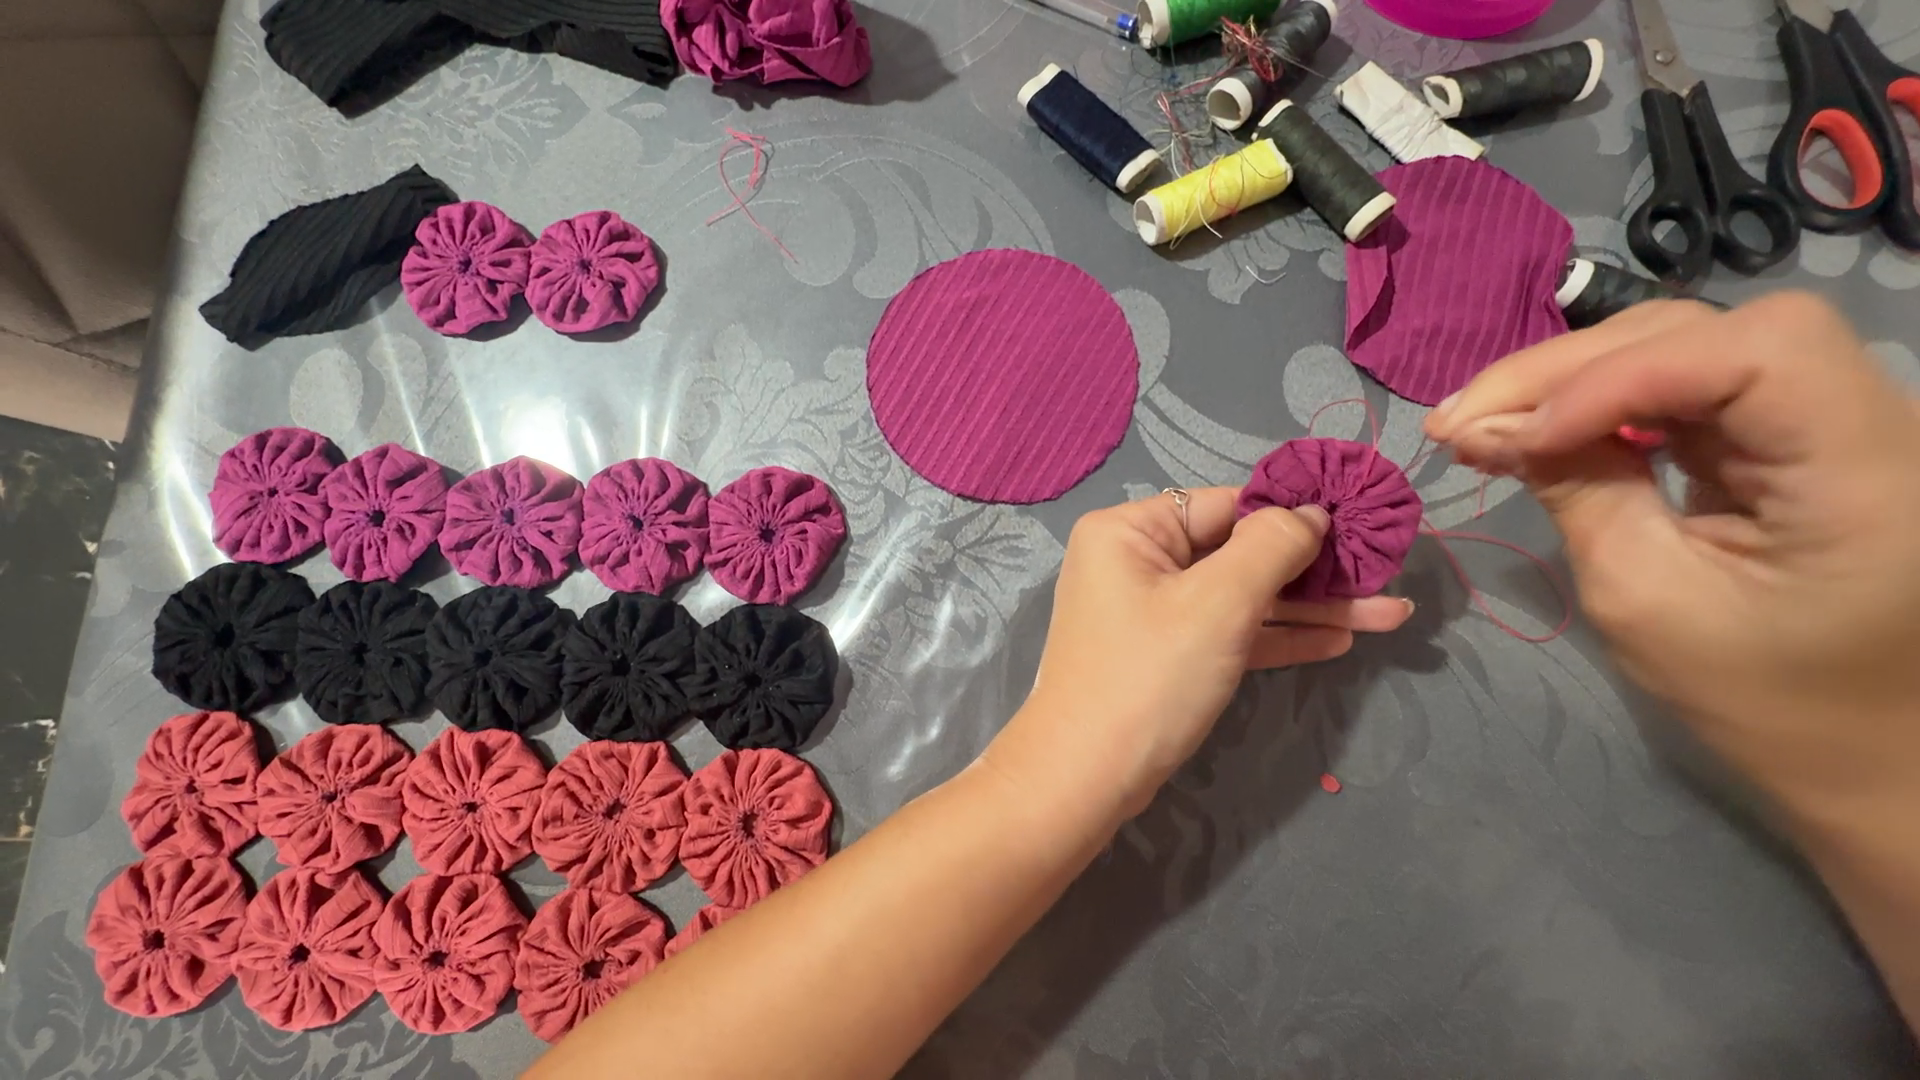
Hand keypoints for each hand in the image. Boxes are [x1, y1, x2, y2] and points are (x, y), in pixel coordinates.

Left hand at [984, 487, 1413, 817]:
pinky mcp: (1166, 655)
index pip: (1224, 505)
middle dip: (1312, 567)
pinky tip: (1339, 639)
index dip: (1291, 513)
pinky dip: (1277, 637)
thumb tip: (1310, 512)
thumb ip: (1271, 547)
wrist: (1088, 778)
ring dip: (1308, 607)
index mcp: (1129, 531)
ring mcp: (1150, 611)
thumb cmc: (1150, 676)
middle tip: (1385, 574)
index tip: (1359, 523)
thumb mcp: (1218, 603)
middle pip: (1237, 551)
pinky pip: (1227, 633)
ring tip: (1389, 613)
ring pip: (1240, 597)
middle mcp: (1136, 562)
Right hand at [1425, 292, 1919, 809]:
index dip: (1622, 375)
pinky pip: (1674, 388)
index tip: (1519, 438)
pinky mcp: (1780, 436)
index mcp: (1865, 477)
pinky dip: (1589, 401)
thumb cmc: (1760, 700)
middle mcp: (1866, 421)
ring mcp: (1822, 421)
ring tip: (1474, 423)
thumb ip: (1576, 493)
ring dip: (1563, 380)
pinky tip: (1526, 427)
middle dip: (1564, 371)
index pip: (1756, 353)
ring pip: (1679, 347)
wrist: (1865, 745)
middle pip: (1701, 334)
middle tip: (1458, 420)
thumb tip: (1488, 426)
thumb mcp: (1644, 599)